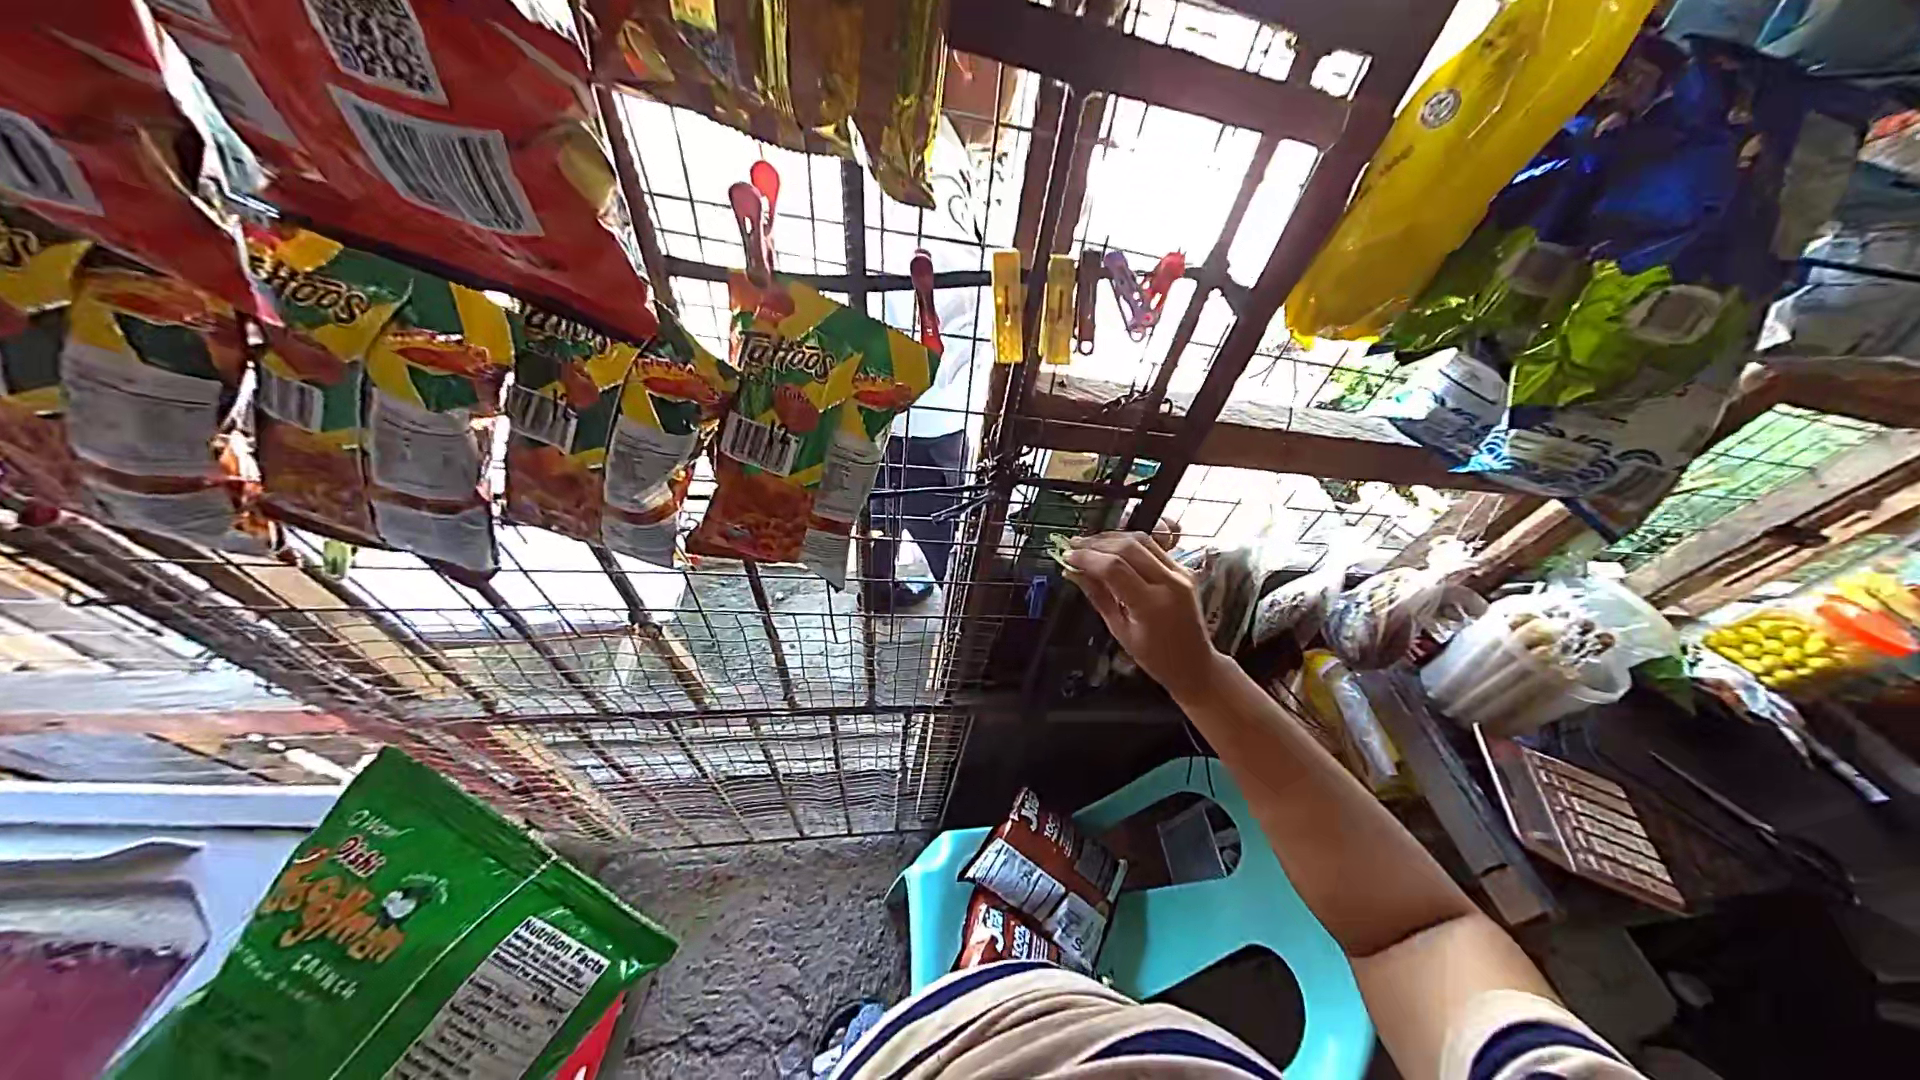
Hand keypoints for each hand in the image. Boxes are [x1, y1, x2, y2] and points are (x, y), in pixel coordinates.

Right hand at [1063, 531, 1221, 699]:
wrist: (1195, 665)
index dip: (1087, 558)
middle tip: (1073, 546)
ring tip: (1088, 544)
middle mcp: (1170, 583)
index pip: (1114, 568)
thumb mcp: (1120, 630)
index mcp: (1153, 604)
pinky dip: (1128, 543)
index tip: (1066, 556)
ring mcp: (1180, 573)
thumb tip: (1073, 573)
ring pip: (1141, 540)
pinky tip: (1110, 548)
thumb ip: (1098, 596)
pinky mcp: (1183, 569)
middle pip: (1128, 547)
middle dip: (1096, 543)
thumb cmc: (1156, 657)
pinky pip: (1152, 547)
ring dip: (1111, 538)